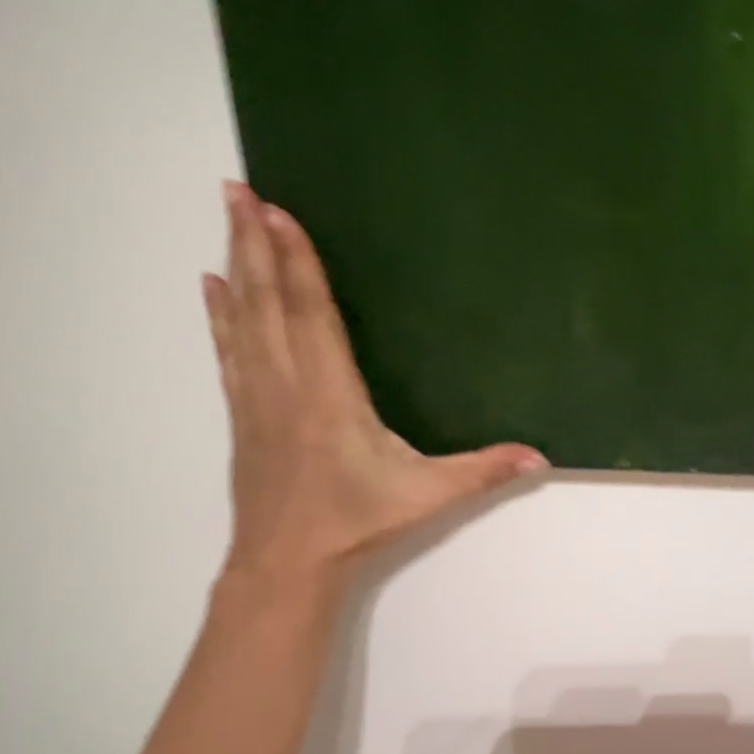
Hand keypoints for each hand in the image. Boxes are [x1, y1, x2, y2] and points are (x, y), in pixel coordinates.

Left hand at [203, 183, 547, 601]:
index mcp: (330, 396)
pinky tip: (211, 285)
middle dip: (252, 241)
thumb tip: (542, 457)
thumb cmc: (356, 525)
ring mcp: (257, 397)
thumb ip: (484, 471)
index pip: (311, 315)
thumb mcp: (428, 497)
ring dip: (233, 263)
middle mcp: (287, 385)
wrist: (284, 566)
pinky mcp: (242, 413)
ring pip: (242, 318)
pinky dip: (219, 313)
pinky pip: (228, 350)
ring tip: (226, 214)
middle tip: (237, 187)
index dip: (298, 262)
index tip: (280, 213)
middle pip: (267, 301)